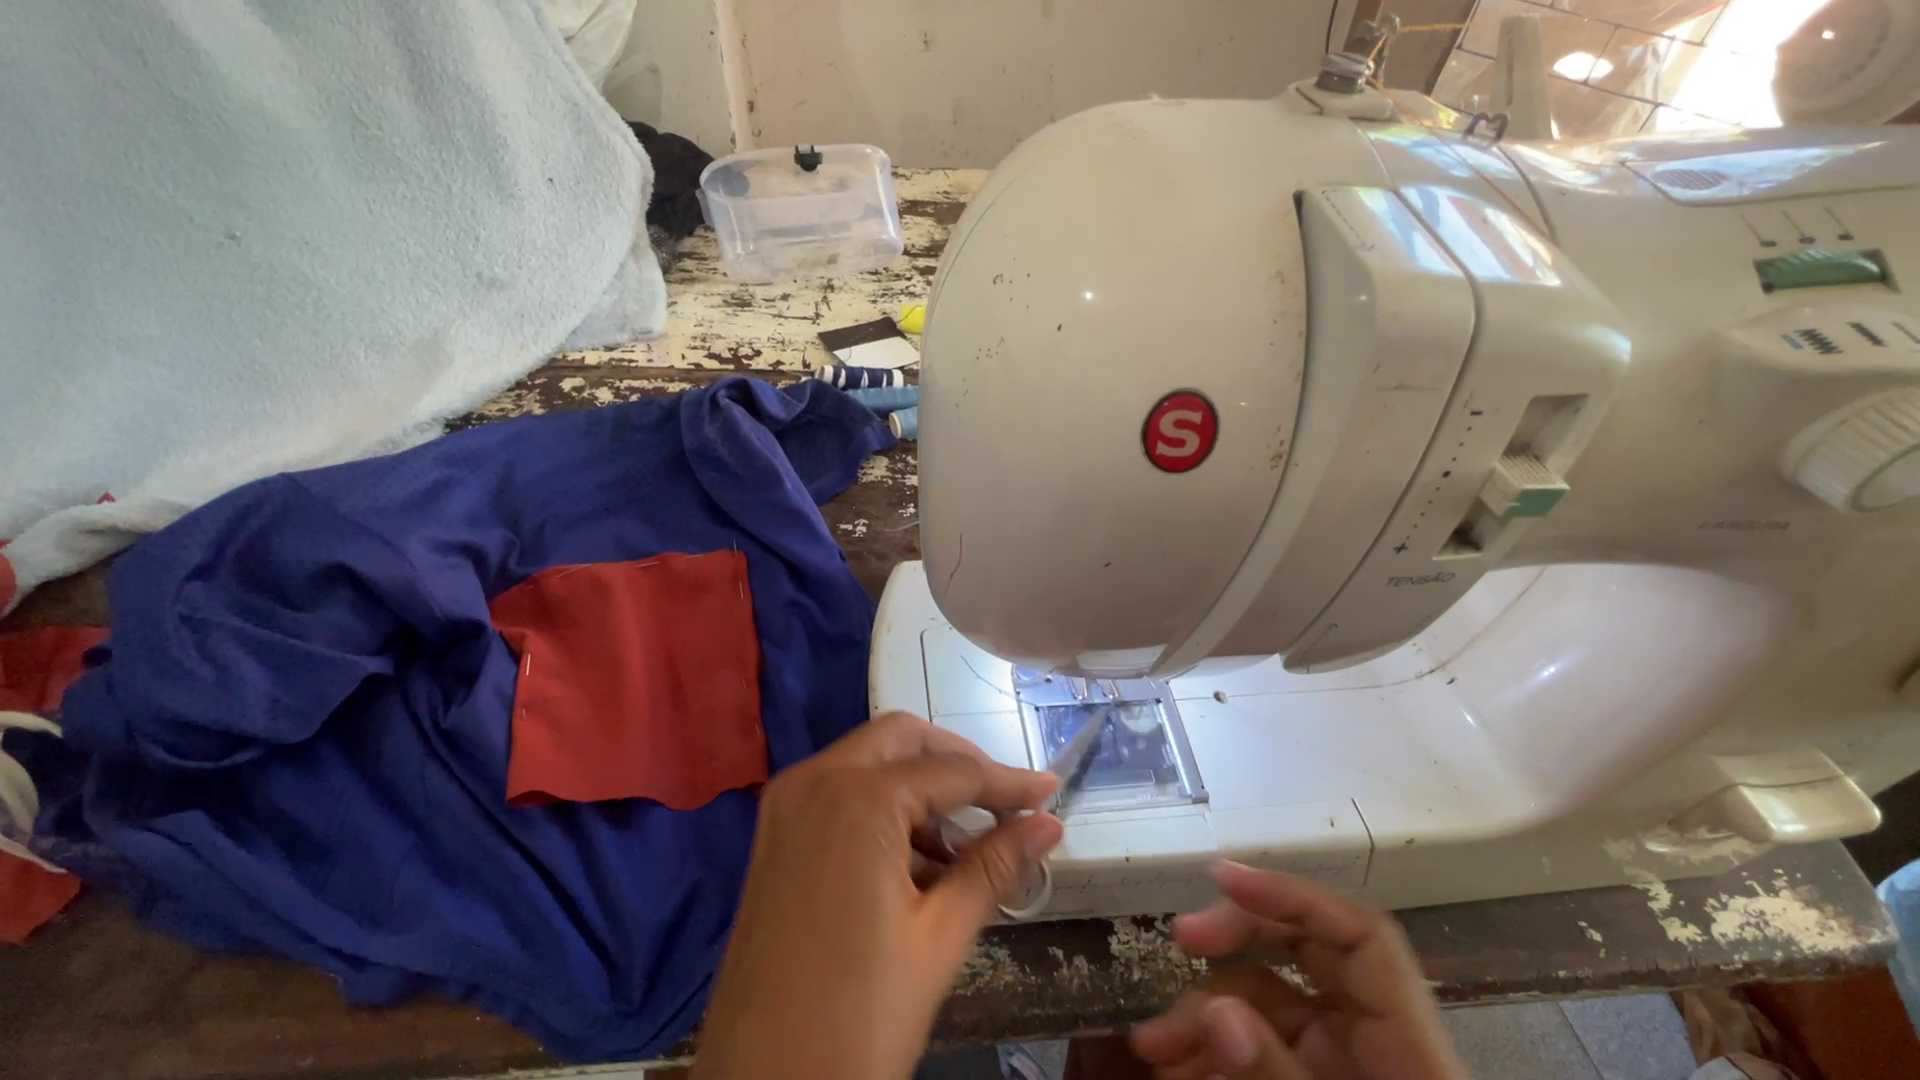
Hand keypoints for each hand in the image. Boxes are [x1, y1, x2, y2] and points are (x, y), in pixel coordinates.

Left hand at [691, 712, 1063, 1079]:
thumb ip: (993, 867)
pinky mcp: (773, 839)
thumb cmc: (859, 1017)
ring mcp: (785, 809)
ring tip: (965, 849)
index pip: (952, 772)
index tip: (1050, 793)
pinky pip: (837, 795)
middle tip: (1002, 804)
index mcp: (857, 800)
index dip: (1007, 783)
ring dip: (918, 787)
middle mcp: (814, 783)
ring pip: (866, 763)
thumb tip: (1047, 825)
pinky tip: (915, 863)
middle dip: (956, 763)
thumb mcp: (938, 939)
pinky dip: (881, 809)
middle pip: (900, 741)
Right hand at [1129, 861, 1465, 1079]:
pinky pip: (1260, 1051)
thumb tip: (1214, 1011)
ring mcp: (1343, 1067)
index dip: (1293, 894)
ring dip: (1207, 1013)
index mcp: (1408, 1049)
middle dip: (1236, 938)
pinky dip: (1215, 1055)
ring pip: (1271, 1004)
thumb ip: (1275, 1078)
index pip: (1360, 938)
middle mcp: (1376, 1042)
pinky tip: (1174, 1074)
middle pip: (1307, 953)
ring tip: (1151, 1050)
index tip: (1222, 879)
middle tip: (1178, 939)